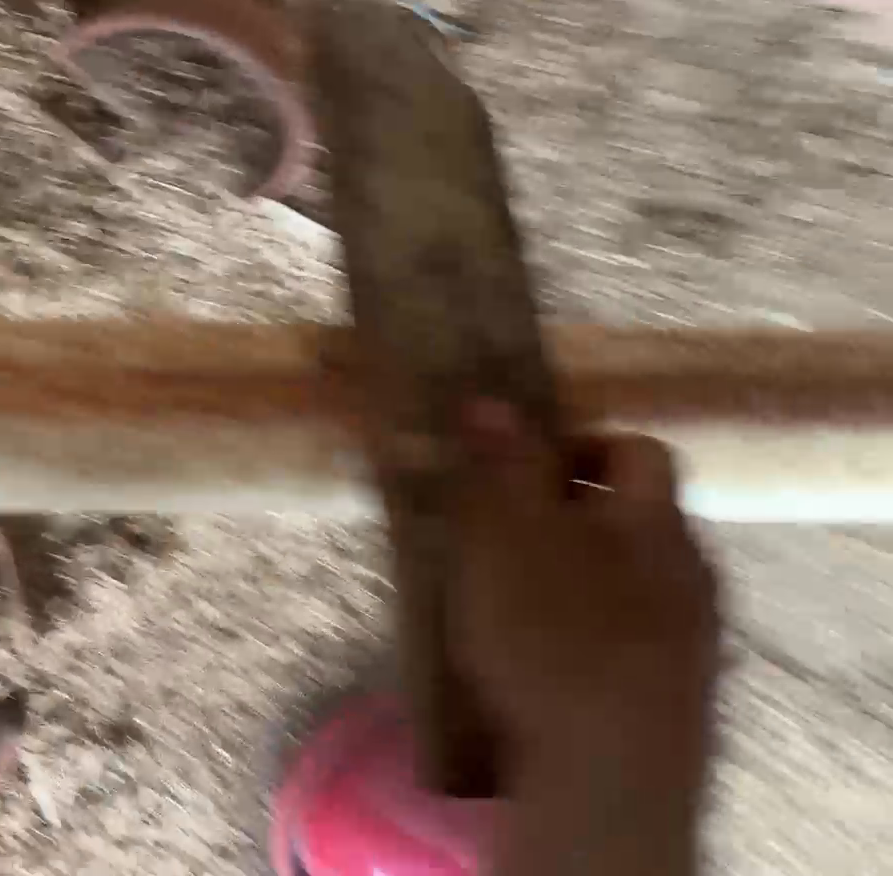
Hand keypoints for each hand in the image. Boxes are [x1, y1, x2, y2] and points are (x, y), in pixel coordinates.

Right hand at [451, 402, 720, 798]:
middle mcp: (687, 568)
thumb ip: (502, 467)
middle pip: (626, 507)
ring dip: (561, 558)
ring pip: (621, 564)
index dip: (571, 442)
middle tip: (489, 526)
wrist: (607, 776)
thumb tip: (489, 400)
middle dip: (555, 504)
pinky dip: (576, 608)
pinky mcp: (668, 678)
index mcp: (653, 524)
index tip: (508, 467)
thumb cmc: (544, 637)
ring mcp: (686, 629)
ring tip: (499, 584)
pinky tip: (534, 638)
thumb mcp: (504, 537)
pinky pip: (622, 614)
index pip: (634, 448)